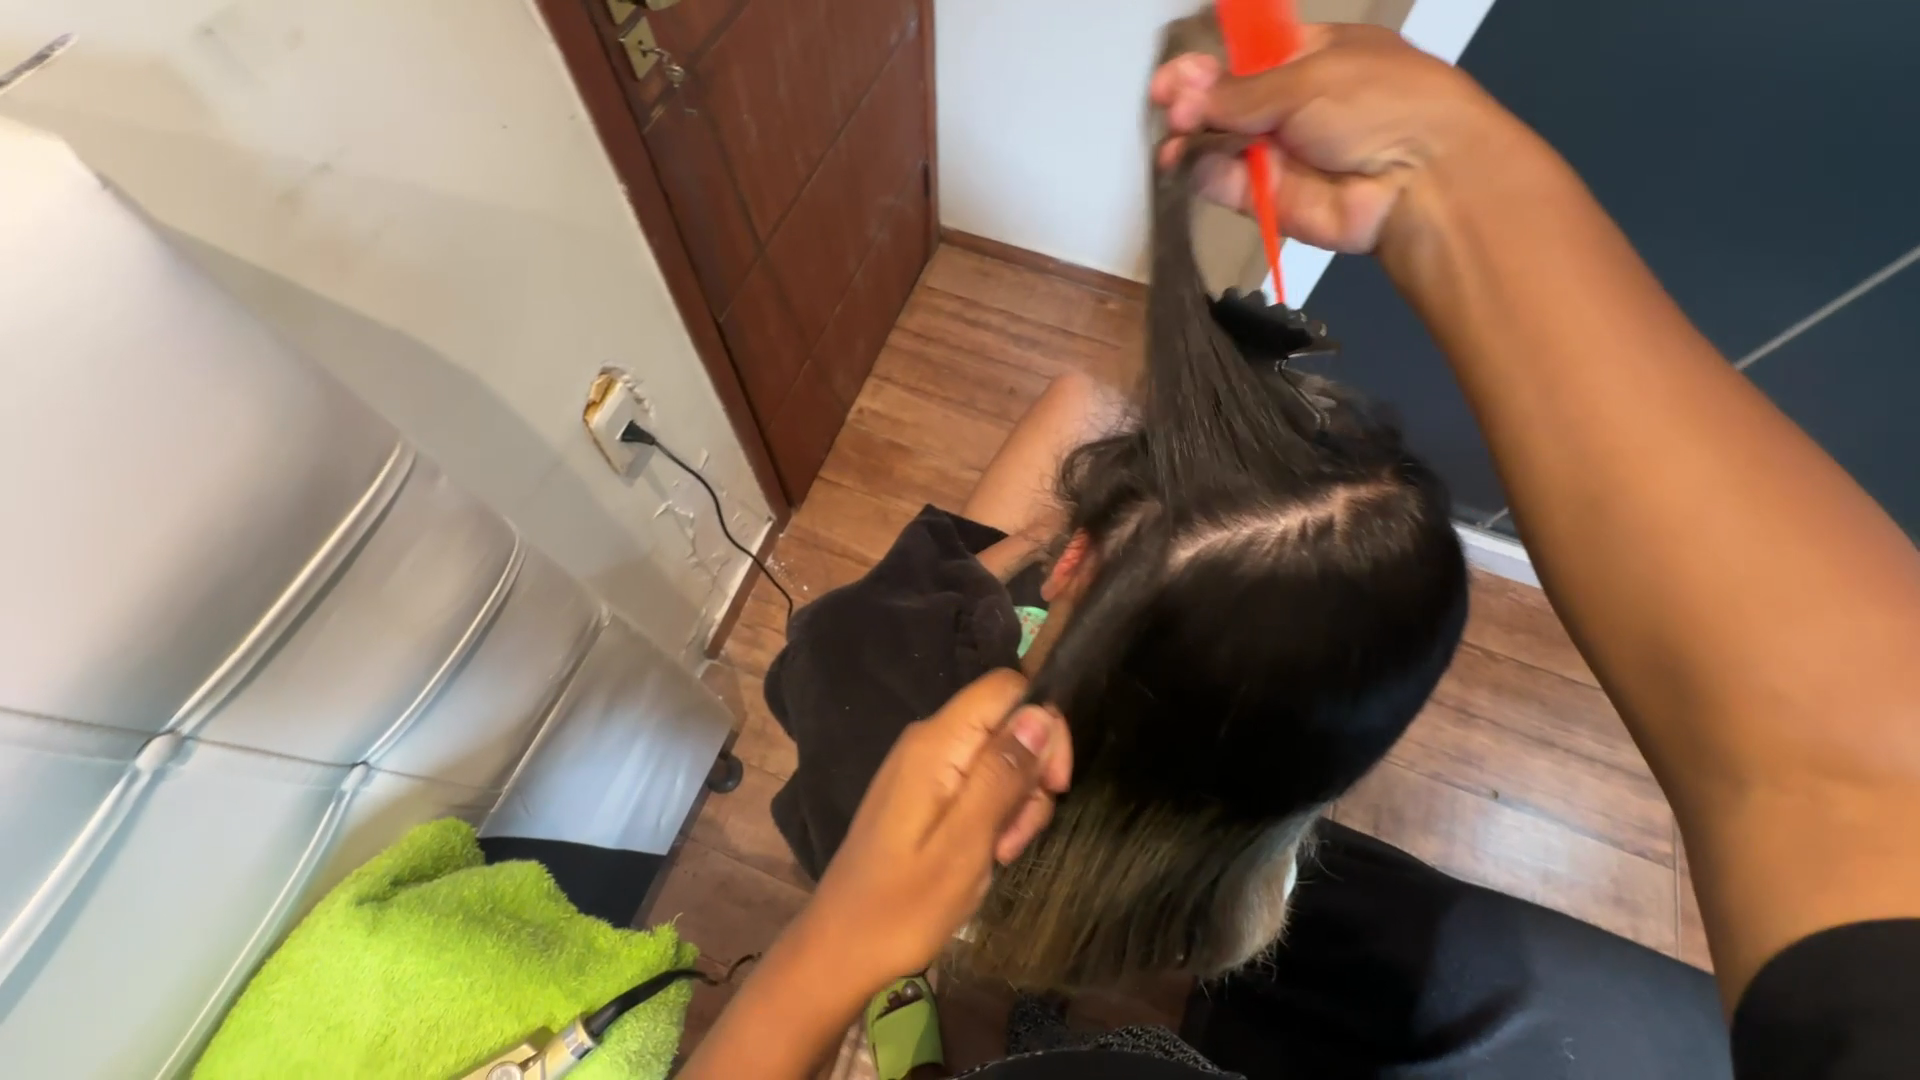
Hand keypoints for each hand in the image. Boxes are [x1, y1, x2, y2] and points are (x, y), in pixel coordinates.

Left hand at [798, 670, 1070, 985]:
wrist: (841, 948)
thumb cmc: (904, 905)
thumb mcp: (965, 843)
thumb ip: (1002, 773)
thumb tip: (1041, 711)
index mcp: (937, 742)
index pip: (1007, 687)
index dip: (1043, 724)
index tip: (1055, 784)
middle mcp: (930, 739)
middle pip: (1006, 724)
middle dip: (1030, 774)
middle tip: (1018, 837)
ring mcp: (924, 765)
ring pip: (998, 756)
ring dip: (1015, 803)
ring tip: (997, 854)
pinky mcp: (923, 790)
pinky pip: (976, 781)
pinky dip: (993, 813)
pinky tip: (984, 853)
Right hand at [1150, 23, 1518, 253]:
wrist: (1416, 181)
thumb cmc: (1379, 105)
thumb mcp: (1310, 77)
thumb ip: (1242, 91)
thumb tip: (1188, 97)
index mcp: (1308, 58)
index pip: (1245, 57)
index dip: (1209, 61)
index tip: (1176, 72)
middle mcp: (1287, 105)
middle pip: (1223, 101)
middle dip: (1191, 97)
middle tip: (1170, 101)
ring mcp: (1274, 153)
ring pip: (1216, 142)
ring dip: (1189, 135)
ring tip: (1175, 131)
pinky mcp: (1264, 197)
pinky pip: (1223, 181)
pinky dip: (1201, 171)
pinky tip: (1183, 159)